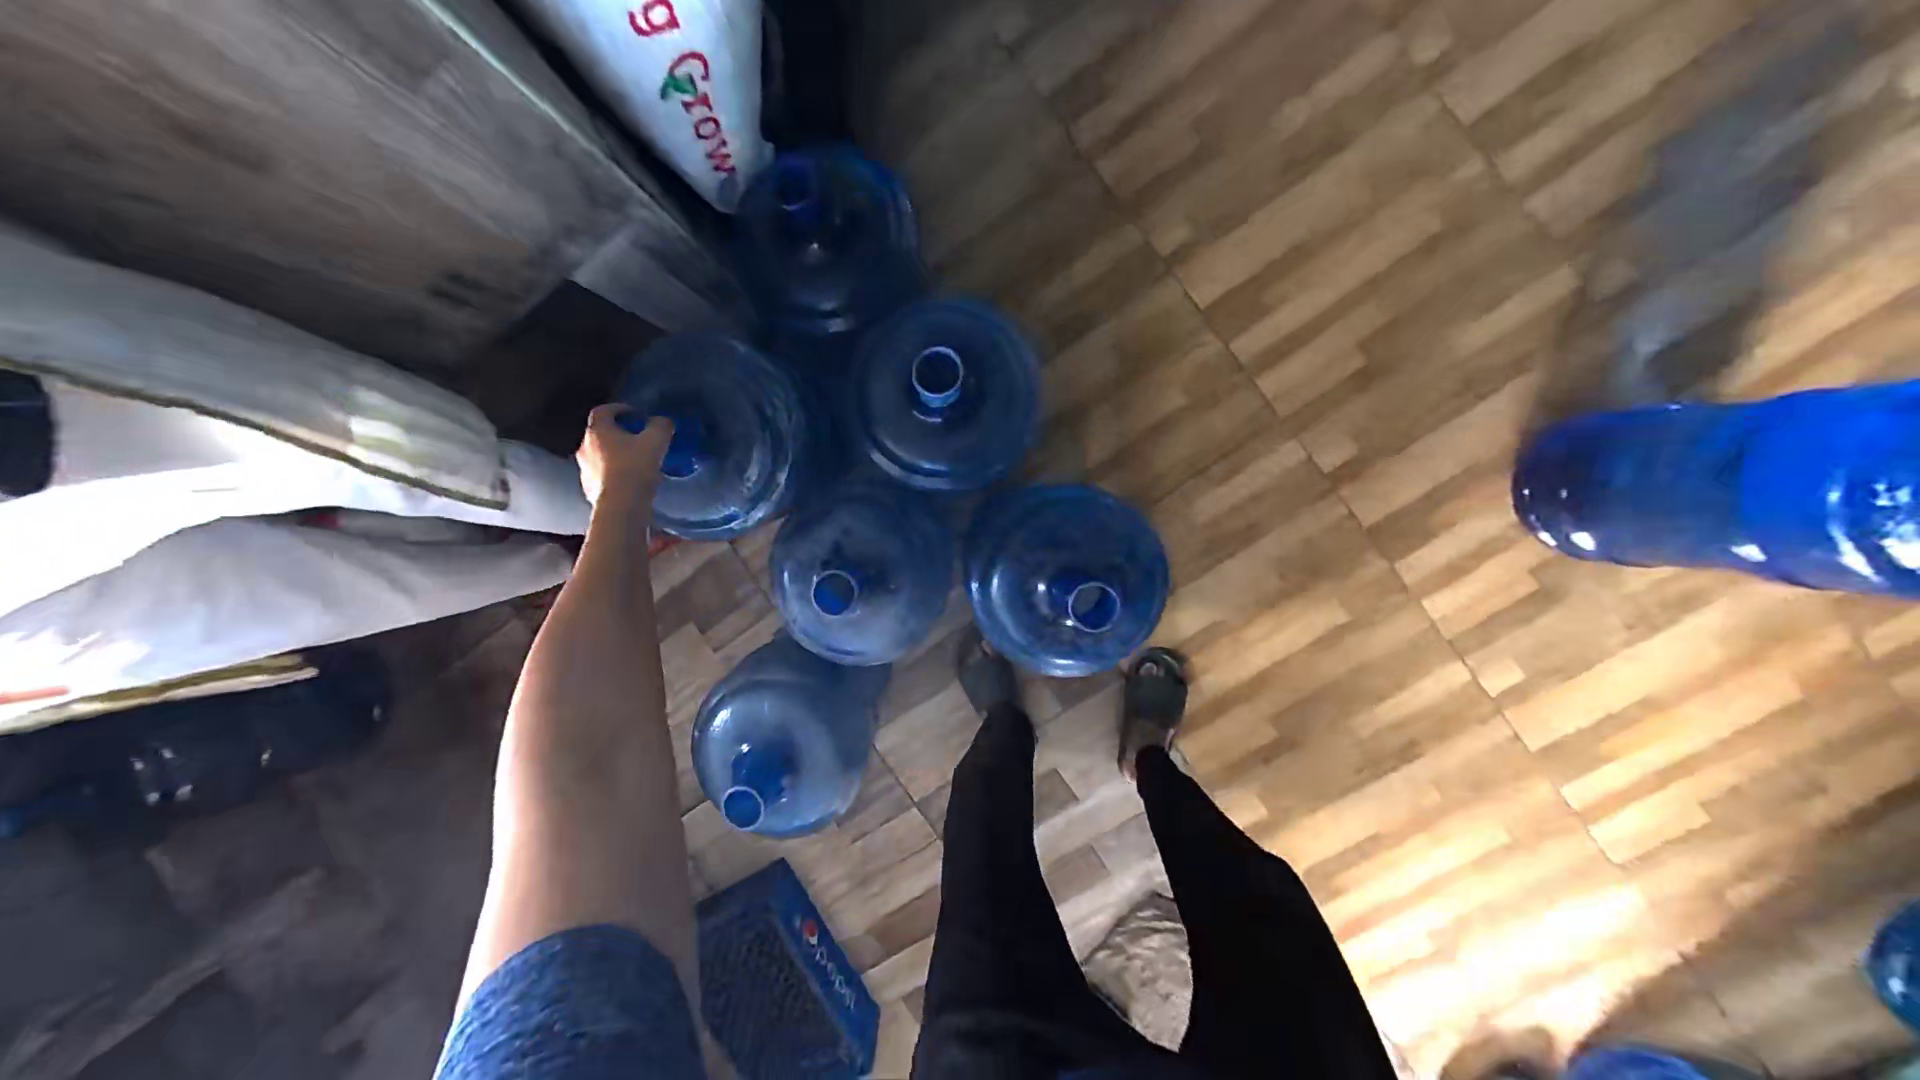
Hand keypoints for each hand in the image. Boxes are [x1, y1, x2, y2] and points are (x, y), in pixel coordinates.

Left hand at [577, 405, 671, 507]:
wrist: (621, 505)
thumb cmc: (635, 467)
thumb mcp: (656, 441)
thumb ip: (660, 426)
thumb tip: (662, 421)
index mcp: (598, 431)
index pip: (603, 410)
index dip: (619, 409)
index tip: (634, 414)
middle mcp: (585, 447)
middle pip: (599, 433)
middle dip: (617, 433)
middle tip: (636, 438)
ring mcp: (584, 469)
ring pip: (599, 455)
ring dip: (613, 455)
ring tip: (633, 462)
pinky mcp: (589, 488)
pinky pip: (600, 475)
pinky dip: (612, 474)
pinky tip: (627, 481)